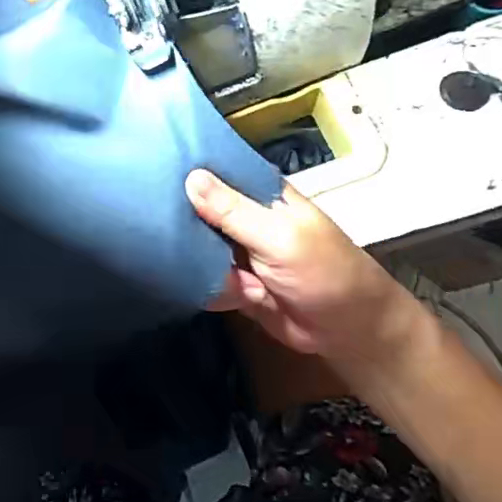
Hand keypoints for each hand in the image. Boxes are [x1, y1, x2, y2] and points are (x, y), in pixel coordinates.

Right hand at [186, 169, 426, 378]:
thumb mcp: (279, 236)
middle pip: (198, 210)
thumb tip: (191, 176)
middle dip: (185, 223)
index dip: (188, 170)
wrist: (348, 331)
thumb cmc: (324, 271)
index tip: (153, 170)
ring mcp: (238, 251)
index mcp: (260, 194)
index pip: (217, 171)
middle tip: (164, 230)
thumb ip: (234, 211)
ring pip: (198, 249)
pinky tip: (240, 295)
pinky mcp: (234, 283)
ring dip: (204, 265)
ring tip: (236, 279)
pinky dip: (215, 290)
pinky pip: (207, 281)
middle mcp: (245, 217)